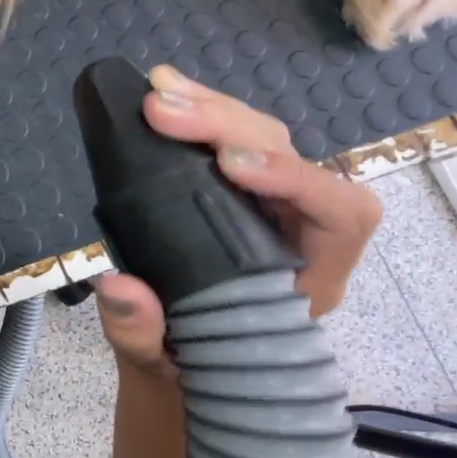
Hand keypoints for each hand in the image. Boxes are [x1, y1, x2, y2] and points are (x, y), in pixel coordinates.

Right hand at [94, 64, 382, 377]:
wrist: (187, 364)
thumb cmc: (189, 369)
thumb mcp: (160, 364)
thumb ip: (141, 333)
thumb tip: (116, 284)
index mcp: (306, 280)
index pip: (340, 215)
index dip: (295, 180)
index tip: (228, 166)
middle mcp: (295, 231)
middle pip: (291, 157)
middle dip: (229, 127)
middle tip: (159, 109)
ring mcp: (263, 204)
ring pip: (262, 138)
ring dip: (211, 108)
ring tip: (157, 88)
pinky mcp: (226, 188)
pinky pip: (228, 140)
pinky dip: (196, 112)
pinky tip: (159, 93)